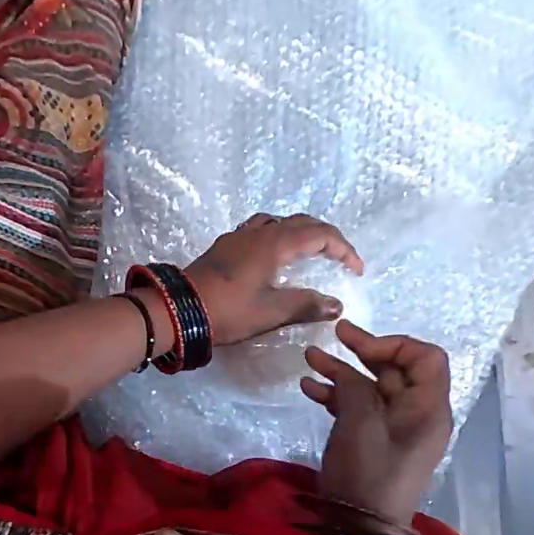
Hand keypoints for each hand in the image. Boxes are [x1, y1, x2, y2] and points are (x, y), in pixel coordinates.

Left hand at [184, 213, 365, 344]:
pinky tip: (272, 256)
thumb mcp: (270, 313)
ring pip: (277, 222)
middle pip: (301, 222)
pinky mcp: (223, 247)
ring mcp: (238, 237)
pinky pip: (258, 230)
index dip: (343, 249)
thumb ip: (306, 306)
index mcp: (275, 243)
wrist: (178, 310)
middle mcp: (258, 232)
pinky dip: (276, 236)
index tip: (355, 269)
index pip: (320, 234)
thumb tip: (336, 305)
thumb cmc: (227, 312)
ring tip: (308, 252)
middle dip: (325, 236)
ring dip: (298, 232)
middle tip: (338, 257)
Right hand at [299, 321, 453, 526]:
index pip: (425, 357)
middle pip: (395, 370)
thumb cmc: (367, 474)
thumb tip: (347, 375)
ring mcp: (392, 429)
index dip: (393, 344)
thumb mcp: (360, 425)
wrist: (359, 528)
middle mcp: (415, 414)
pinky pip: (358, 409)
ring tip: (310, 359)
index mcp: (427, 408)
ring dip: (342, 373)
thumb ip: (356, 388)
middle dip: (362, 352)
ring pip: (371, 388)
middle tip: (333, 337)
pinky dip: (336, 396)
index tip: (357, 347)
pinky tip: (310, 389)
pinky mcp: (372, 442)